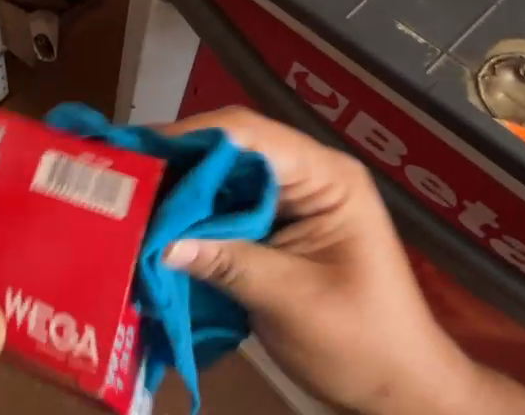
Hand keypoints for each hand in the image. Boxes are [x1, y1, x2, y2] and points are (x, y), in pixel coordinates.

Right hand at [159, 107, 524, 414]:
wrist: (403, 394)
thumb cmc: (364, 347)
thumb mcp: (294, 303)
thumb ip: (227, 261)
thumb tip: (156, 240)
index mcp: (326, 178)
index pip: (249, 135)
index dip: (191, 138)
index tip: (140, 154)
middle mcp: (305, 173)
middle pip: (227, 143)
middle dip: (175, 156)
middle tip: (122, 169)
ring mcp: (288, 194)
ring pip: (219, 168)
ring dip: (177, 180)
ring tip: (128, 188)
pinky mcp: (270, 218)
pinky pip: (220, 196)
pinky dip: (188, 204)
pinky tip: (154, 213)